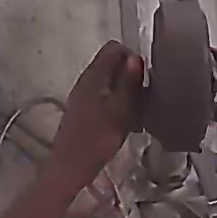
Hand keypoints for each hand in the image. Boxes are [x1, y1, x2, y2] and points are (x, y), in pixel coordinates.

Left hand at [45, 41, 144, 190]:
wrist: (69, 168)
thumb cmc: (97, 139)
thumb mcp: (120, 110)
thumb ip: (128, 82)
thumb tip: (136, 57)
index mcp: (93, 76)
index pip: (113, 48)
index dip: (132, 56)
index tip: (146, 76)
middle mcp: (86, 81)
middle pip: (112, 64)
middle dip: (131, 75)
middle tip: (146, 95)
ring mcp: (83, 96)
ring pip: (109, 82)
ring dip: (126, 91)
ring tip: (140, 111)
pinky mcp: (83, 111)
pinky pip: (105, 97)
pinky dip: (118, 104)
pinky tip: (128, 122)